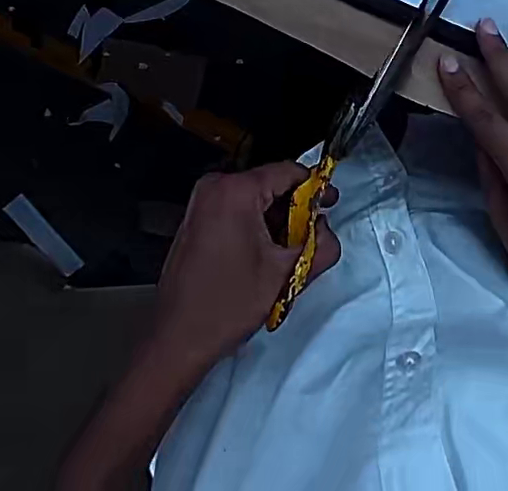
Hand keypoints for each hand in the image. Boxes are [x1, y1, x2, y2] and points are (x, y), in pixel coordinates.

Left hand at [148, 162, 340, 368]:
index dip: (315, 186)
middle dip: (295, 208)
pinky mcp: (195, 218)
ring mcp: (201, 201)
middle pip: (269, 184)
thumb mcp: (285, 274)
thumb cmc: (227, 303)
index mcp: (235, 190)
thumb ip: (320, 246)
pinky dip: (255, 224)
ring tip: (289, 250)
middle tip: (314, 233)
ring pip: (253, 198)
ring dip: (275, 219)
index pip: (287, 171)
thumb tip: (328, 231)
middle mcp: (214, 186)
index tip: (330, 203)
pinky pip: (235, 208)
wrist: (177, 337)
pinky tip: (265, 253)